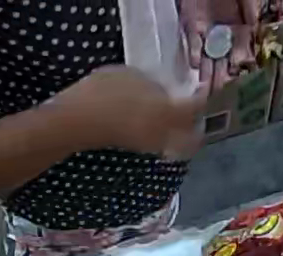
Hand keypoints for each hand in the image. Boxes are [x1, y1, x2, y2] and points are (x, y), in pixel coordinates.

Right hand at [54, 65, 203, 158]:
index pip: (196, 110)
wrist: (80, 120)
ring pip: (176, 147)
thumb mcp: (137, 78)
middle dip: (198, 132)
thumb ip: (159, 89)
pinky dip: (166, 139)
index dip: (202, 99)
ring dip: (182, 138)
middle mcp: (163, 134)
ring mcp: (150, 146)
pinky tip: (159, 126)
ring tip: (179, 122)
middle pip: (192, 142)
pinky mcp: (137, 150)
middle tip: (197, 118)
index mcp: (167, 113)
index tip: (203, 90)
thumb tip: (169, 97)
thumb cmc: (107, 92)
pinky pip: (161, 146)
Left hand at [180, 0, 258, 91]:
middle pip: (224, 62)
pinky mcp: (192, 25)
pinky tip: (197, 64)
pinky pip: (194, 44)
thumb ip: (250, 3)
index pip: (243, 52)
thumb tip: (254, 22)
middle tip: (221, 98)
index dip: (242, 67)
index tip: (243, 83)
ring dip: (208, 74)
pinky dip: (195, 54)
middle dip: (223, 80)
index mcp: (242, 27)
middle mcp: (225, 34)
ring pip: (208, 59)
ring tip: (207, 91)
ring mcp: (208, 31)